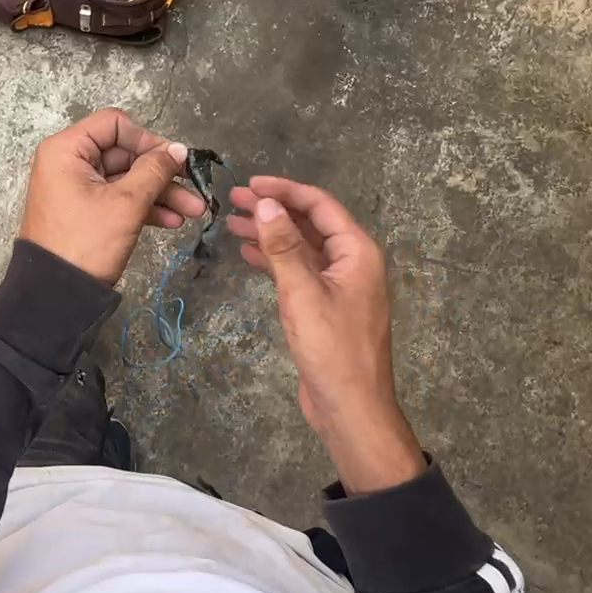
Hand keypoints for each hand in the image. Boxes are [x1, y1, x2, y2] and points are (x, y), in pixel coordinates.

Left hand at [18, 109, 207, 285]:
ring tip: (193, 212)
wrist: (55, 296)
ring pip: (126, 179)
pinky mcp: (86, 210)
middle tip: (194, 189)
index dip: (147, 139)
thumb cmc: (86, 243)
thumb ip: (154, 171)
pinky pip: (119, 198)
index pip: (115, 125)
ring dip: (160, 193)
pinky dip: (144, 207)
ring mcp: (77, 188)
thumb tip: (178, 149)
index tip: (173, 161)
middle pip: (125, 154)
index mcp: (67, 150)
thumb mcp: (125, 204)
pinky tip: (172, 222)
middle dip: (162, 173)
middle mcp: (69, 162)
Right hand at [228, 176, 424, 494]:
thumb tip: (266, 204)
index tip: (251, 184)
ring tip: (233, 223)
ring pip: (302, 247)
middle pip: (310, 223)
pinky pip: (300, 271)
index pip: (320, 205)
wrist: (351, 408)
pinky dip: (276, 260)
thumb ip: (283, 247)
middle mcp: (352, 262)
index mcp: (357, 252)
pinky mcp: (326, 306)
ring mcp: (339, 285)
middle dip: (274, 210)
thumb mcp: (303, 293)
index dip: (285, 190)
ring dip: (272, 234)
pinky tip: (250, 255)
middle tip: (235, 200)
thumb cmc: (332, 349)